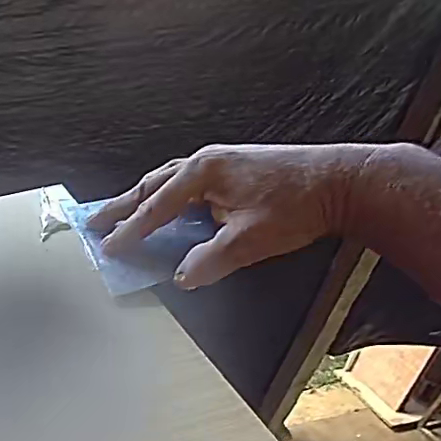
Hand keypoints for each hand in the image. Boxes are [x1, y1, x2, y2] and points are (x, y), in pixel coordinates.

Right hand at [87, 143, 403, 287]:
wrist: (348, 182)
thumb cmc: (301, 204)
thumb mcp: (252, 238)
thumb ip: (212, 259)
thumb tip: (182, 277)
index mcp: (203, 173)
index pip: (155, 208)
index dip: (129, 231)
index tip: (108, 247)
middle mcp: (205, 163)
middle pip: (149, 187)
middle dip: (120, 208)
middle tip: (93, 223)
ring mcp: (217, 163)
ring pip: (164, 182)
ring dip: (139, 199)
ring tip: (116, 214)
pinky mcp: (230, 169)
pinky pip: (181, 183)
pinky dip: (162, 196)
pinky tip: (160, 207)